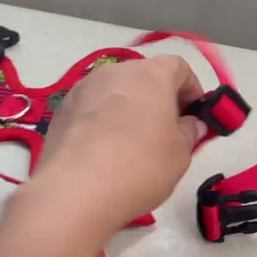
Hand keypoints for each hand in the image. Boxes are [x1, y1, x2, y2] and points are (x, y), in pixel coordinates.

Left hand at [22, 55, 205, 237]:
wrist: (75, 190)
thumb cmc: (140, 167)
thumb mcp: (180, 155)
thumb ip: (189, 132)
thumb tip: (190, 123)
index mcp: (150, 75)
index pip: (179, 67)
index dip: (191, 89)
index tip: (195, 115)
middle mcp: (115, 71)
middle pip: (144, 77)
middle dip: (158, 99)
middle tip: (166, 131)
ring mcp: (83, 88)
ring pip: (114, 92)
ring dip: (128, 109)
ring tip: (132, 144)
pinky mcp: (61, 110)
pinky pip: (92, 109)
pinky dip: (103, 122)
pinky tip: (104, 152)